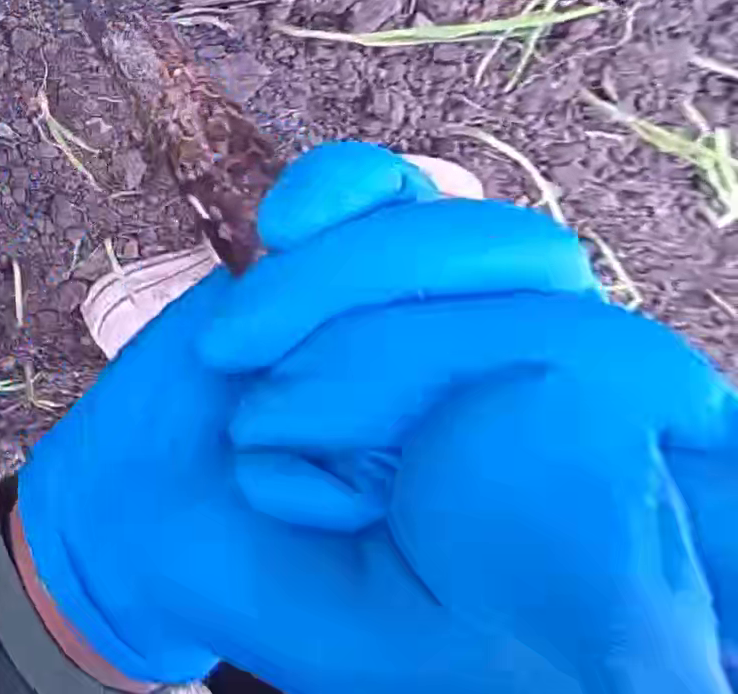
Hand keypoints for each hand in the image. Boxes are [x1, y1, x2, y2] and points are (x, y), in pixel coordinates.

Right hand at [15, 142, 721, 692]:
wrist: (154, 508)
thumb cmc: (296, 594)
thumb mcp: (446, 658)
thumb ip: (563, 584)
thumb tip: (544, 389)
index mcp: (666, 506)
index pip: (645, 403)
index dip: (482, 448)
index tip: (346, 505)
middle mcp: (580, 386)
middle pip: (543, 310)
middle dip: (362, 371)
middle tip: (262, 429)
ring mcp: (457, 302)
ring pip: (459, 231)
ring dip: (311, 295)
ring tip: (234, 356)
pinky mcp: (348, 251)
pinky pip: (381, 175)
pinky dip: (330, 189)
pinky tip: (279, 228)